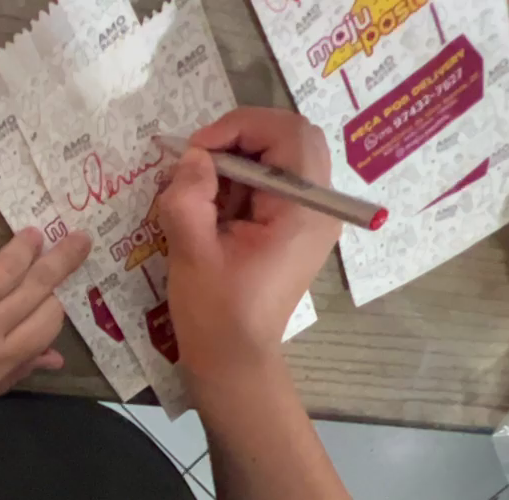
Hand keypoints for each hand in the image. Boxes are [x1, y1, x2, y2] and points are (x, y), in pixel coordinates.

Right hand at [155, 107, 340, 370]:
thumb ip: (189, 200)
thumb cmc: (214, 315)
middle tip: (199, 162)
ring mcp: (311, 220)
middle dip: (241, 140)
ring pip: (283, 161)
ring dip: (240, 163)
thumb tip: (189, 158)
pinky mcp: (295, 233)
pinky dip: (243, 186)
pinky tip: (214, 210)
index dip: (238, 128)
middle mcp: (319, 207)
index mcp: (302, 210)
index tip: (194, 151)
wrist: (233, 361)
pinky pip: (275, 188)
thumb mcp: (191, 255)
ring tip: (202, 190)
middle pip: (291, 140)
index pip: (286, 134)